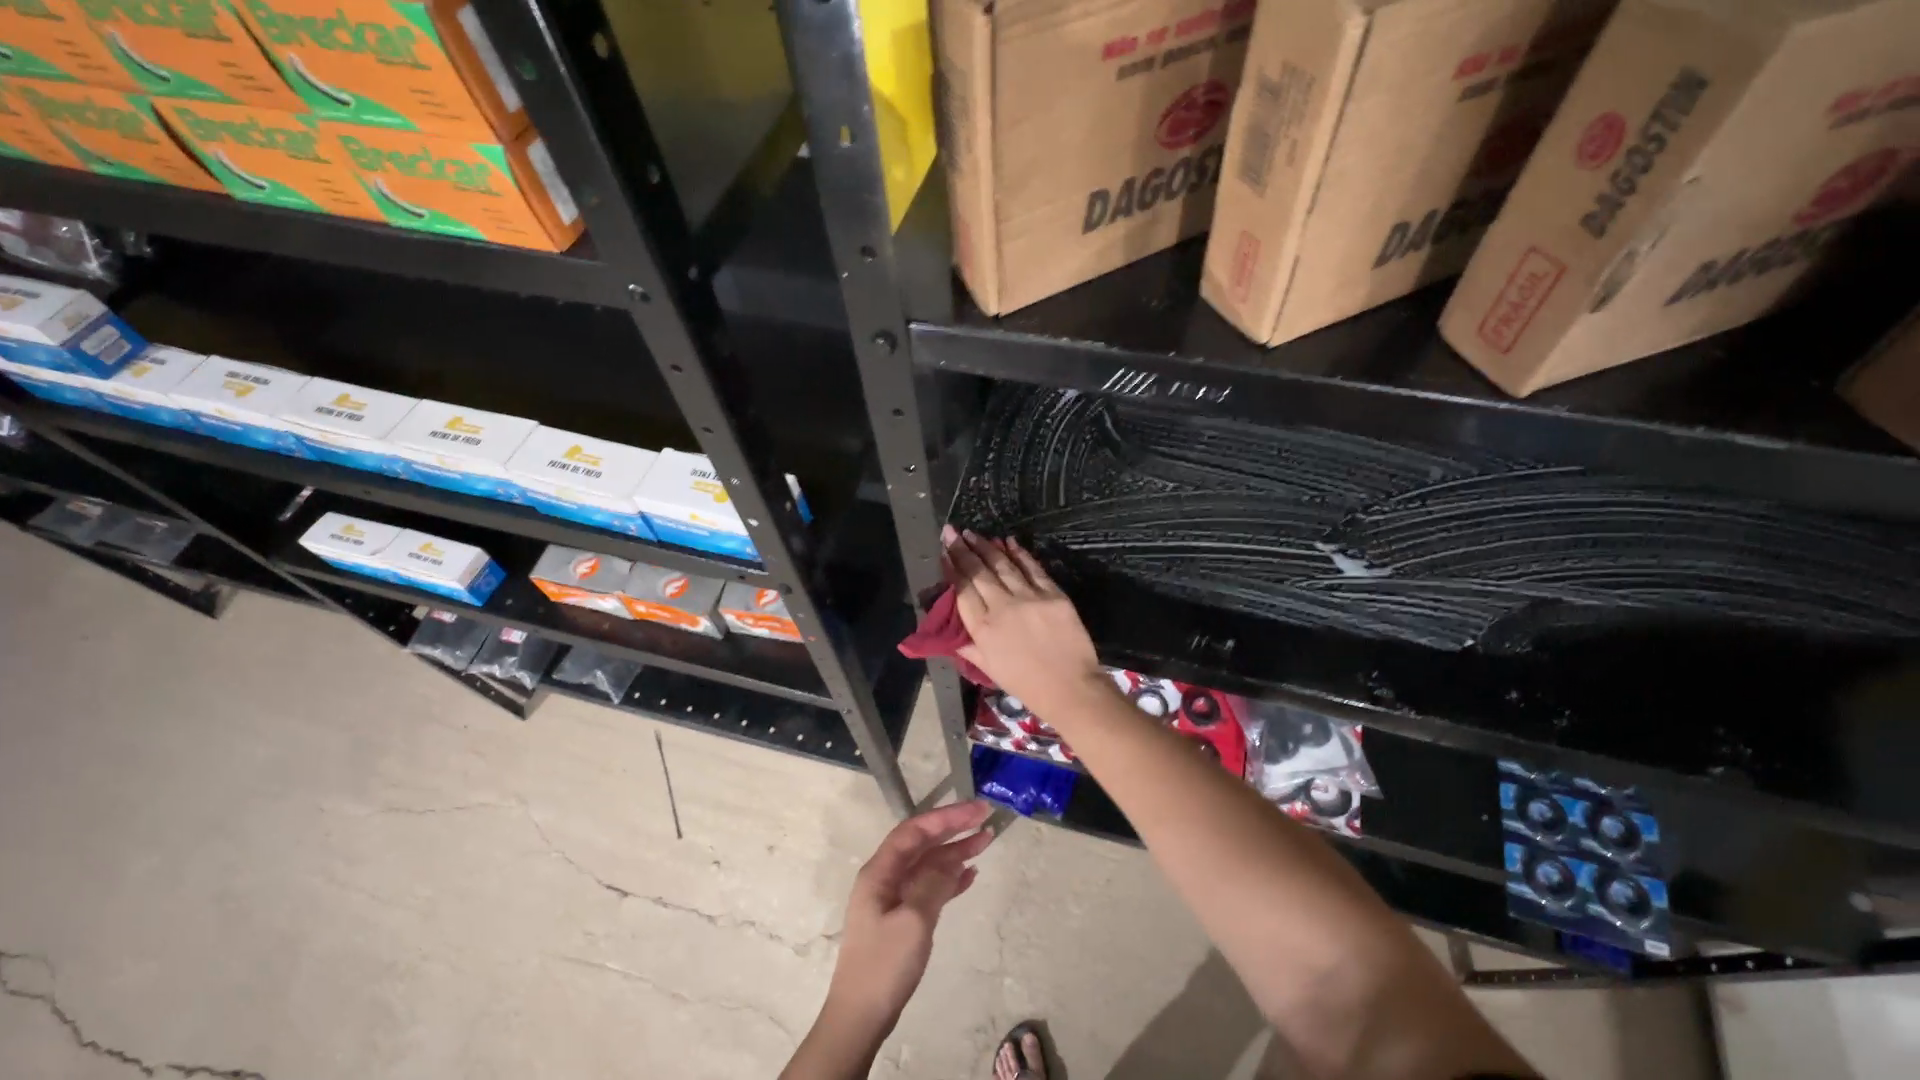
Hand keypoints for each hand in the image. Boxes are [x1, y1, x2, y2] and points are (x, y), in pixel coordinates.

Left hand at [825, 799, 996, 1033]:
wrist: (861, 1015)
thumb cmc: (884, 965)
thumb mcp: (912, 921)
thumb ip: (933, 884)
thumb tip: (952, 858)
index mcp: (879, 872)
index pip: (914, 831)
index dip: (945, 817)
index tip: (976, 810)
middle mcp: (884, 879)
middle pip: (921, 844)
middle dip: (952, 829)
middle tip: (986, 818)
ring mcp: (893, 900)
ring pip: (928, 866)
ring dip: (955, 853)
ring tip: (986, 842)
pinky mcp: (903, 920)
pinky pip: (929, 889)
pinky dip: (950, 879)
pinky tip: (970, 875)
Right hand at [943, 526, 1110, 721]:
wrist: (1069, 688)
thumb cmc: (1026, 684)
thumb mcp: (989, 669)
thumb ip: (969, 647)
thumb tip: (953, 634)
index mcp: (983, 629)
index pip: (962, 590)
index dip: (952, 568)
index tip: (945, 551)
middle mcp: (1002, 607)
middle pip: (978, 572)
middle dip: (963, 549)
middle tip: (951, 532)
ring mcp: (1029, 598)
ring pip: (1003, 565)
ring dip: (986, 547)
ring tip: (973, 533)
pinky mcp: (1053, 594)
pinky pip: (1033, 568)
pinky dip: (1020, 553)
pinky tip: (1008, 541)